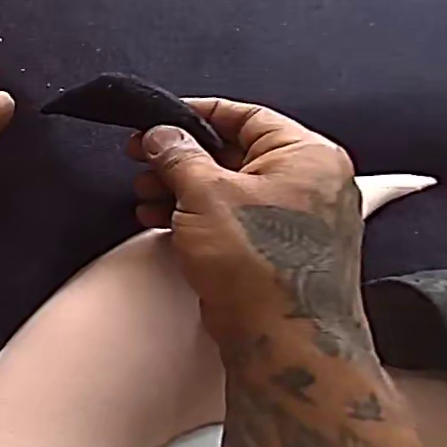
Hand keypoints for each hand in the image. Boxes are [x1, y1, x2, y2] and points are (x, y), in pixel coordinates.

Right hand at [128, 99, 370, 358]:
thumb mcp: (206, 194)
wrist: (279, 333)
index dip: (195, 114)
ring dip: (177, 187)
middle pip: (230, 151)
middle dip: (178, 158)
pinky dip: (190, 213)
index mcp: (304, 155)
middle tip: (142, 160)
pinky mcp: (270, 245)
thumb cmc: (259, 263)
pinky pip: (224, 215)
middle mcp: (305, 181)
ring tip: (145, 197)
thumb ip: (179, 156)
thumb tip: (162, 133)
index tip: (158, 120)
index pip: (245, 115)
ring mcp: (289, 215)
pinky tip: (159, 219)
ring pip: (222, 185)